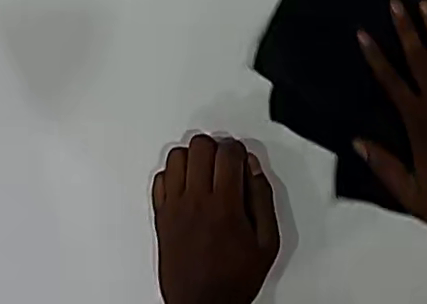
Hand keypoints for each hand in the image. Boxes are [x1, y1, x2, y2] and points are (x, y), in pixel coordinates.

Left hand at [152, 134, 279, 303]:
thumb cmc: (232, 280)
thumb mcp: (266, 243)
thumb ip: (263, 198)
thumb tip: (253, 168)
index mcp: (225, 206)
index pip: (228, 152)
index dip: (237, 149)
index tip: (240, 158)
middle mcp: (197, 201)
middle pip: (200, 146)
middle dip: (215, 148)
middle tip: (222, 163)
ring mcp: (175, 207)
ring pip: (177, 156)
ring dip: (192, 157)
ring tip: (203, 170)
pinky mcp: (161, 216)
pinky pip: (160, 178)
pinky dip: (173, 175)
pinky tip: (186, 185)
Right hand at [355, 0, 426, 244]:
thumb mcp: (412, 194)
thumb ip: (384, 165)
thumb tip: (356, 141)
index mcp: (419, 122)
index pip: (390, 81)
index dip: (375, 56)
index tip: (363, 33)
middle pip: (418, 57)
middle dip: (405, 28)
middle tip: (396, 3)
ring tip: (426, 4)